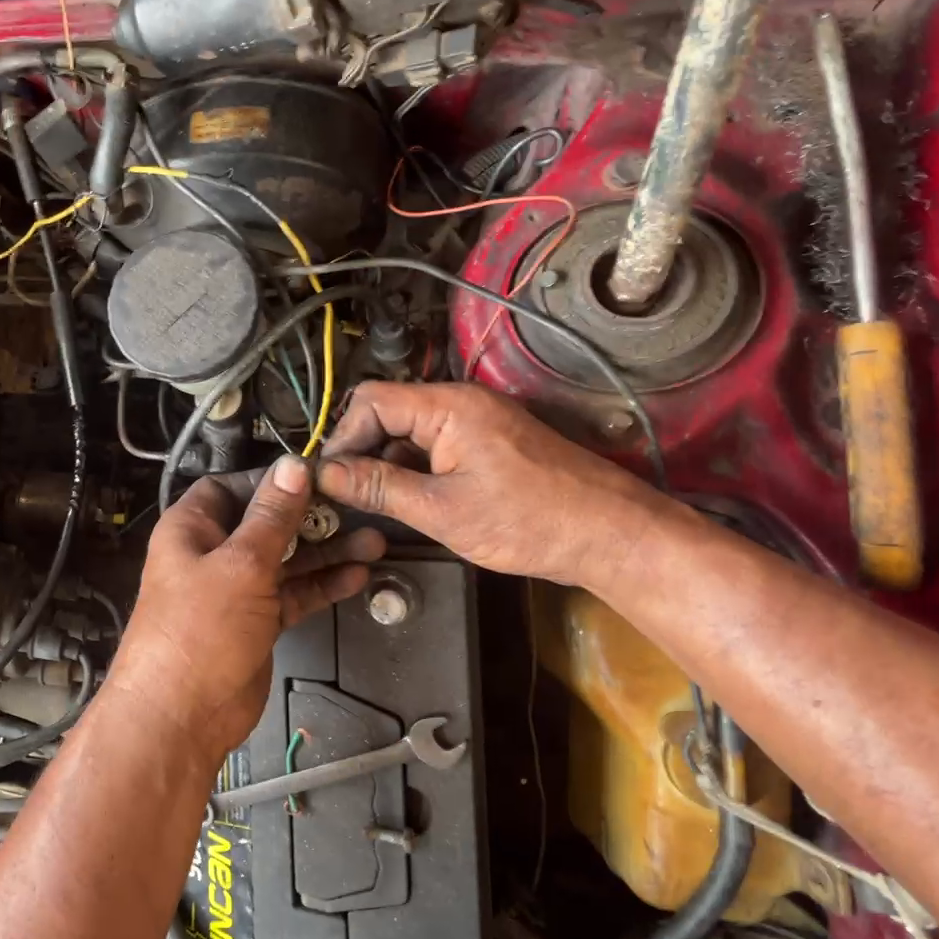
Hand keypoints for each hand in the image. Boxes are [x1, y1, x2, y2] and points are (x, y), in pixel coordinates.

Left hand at [108, 456, 385, 761]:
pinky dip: (320, 586)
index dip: (269, 480)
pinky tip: (355, 575)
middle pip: (264, 523)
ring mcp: (233, 590)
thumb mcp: (240, 564)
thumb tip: (292, 467)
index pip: (230, 487)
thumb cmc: (197, 632)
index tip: (313, 475)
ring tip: (372, 541)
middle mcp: (209, 554)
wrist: (181, 715)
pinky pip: (291, 594)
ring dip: (324, 552)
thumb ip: (272, 517)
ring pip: (284, 560)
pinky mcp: (254, 623)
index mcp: (190, 529)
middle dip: (307, 516)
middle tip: (352, 508)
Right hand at [315, 381, 688, 589]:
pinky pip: (434, 447)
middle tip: (347, 497)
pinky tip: (411, 503)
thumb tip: (325, 475)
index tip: (330, 479)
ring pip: (408, 434)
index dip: (343, 438)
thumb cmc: (532, 522)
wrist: (612, 537)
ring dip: (387, 465)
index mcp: (448, 407)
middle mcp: (460, 404)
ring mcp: (477, 423)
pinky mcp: (488, 444)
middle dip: (361, 453)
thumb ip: (377, 488)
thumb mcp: (440, 510)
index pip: (369, 401)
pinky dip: (414, 471)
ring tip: (377, 506)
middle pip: (386, 414)